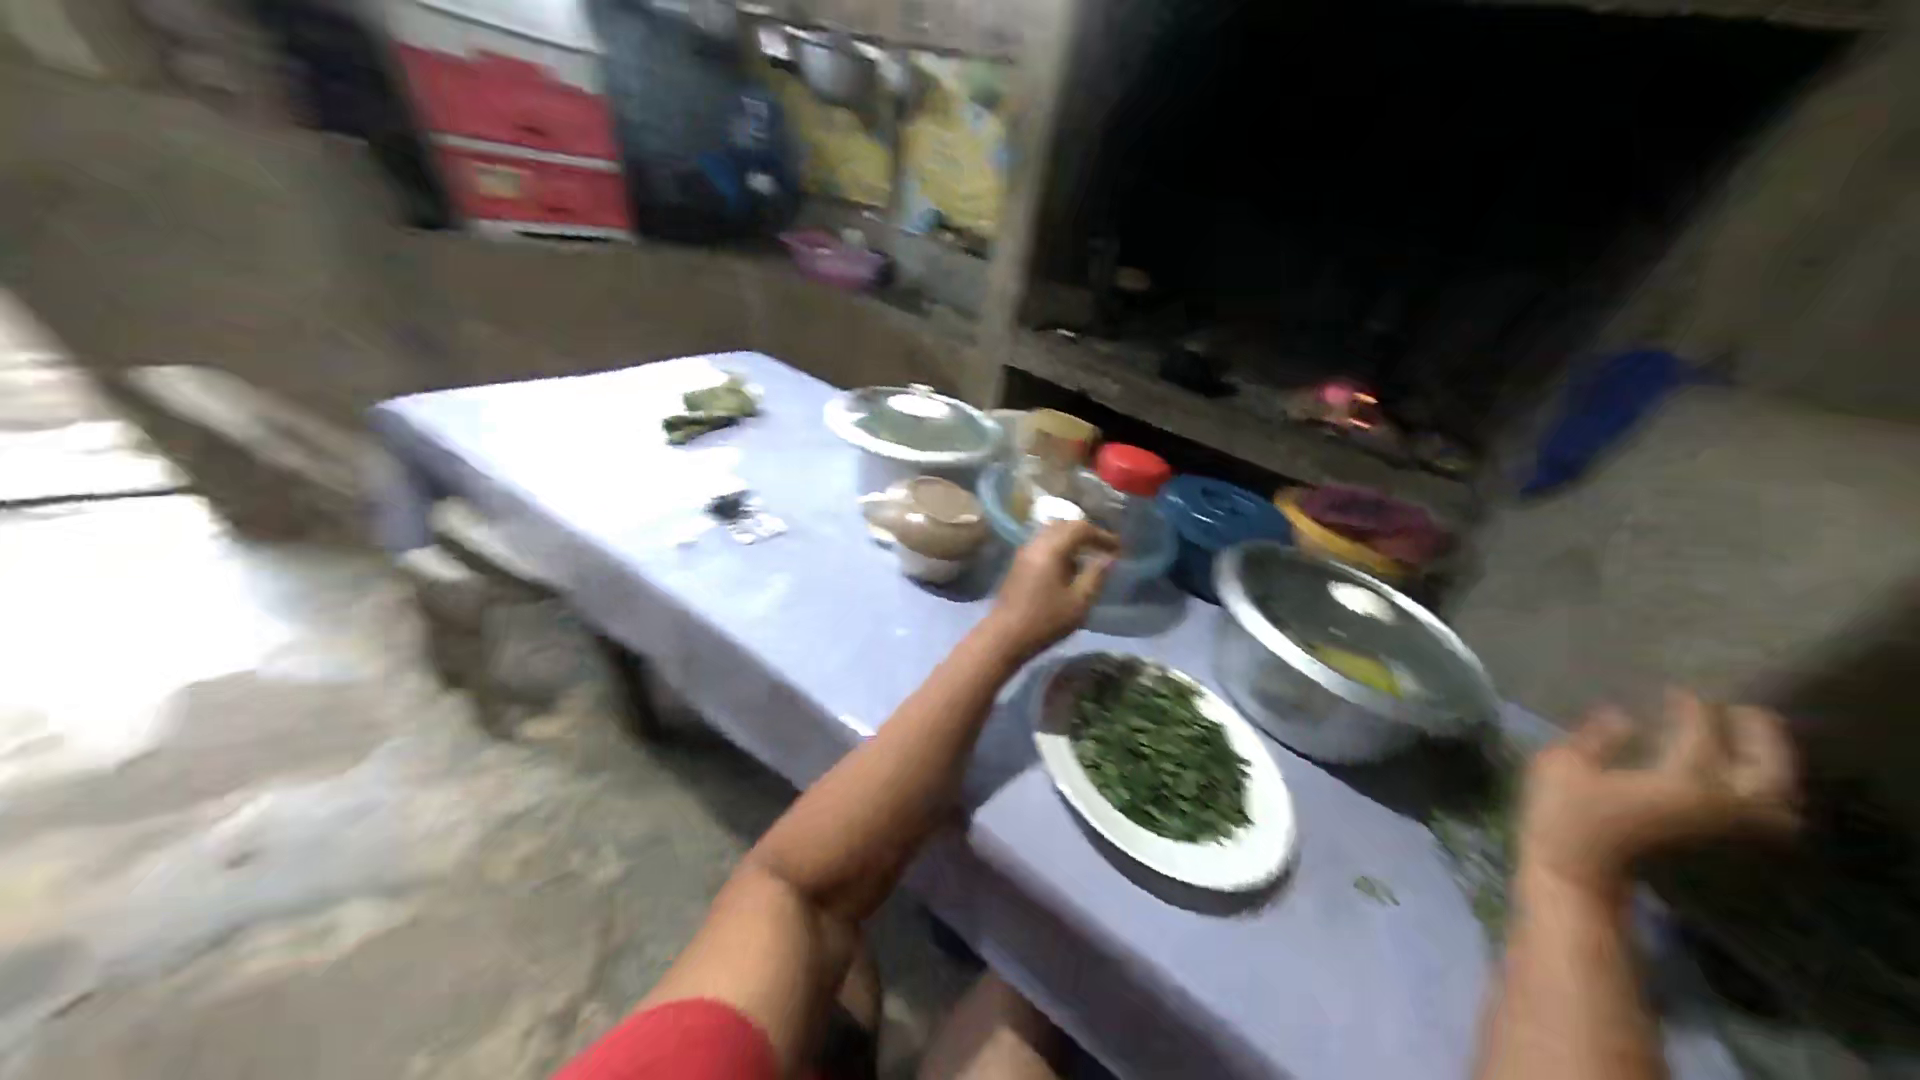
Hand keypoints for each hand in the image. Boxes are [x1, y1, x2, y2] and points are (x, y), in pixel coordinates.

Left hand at [980, 520, 1117, 661]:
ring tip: (1088, 557)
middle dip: (1086, 533)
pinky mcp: (1018, 565)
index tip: (1118, 548)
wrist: (1004, 637)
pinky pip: (1042, 545)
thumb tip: (1109, 558)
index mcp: (1051, 549)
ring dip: (1071, 540)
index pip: (1080, 528)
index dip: (1102, 535)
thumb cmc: (1045, 621)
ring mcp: (1023, 553)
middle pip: (1063, 525)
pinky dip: (1059, 548)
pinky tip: (1068, 568)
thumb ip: (1096, 576)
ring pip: (1051, 534)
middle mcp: (1035, 544)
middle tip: (1104, 548)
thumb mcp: (1079, 602)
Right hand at [1518, 689, 1798, 901]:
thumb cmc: (1563, 814)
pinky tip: (1740, 778)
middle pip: (1766, 767)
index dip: (1690, 707)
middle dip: (1760, 735)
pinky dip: (1765, 792)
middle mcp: (1719, 802)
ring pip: (1777, 795)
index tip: (1676, 690)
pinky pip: (1763, 813)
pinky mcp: (1717, 838)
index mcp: (1681, 779)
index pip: (1700, 732)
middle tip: (1742, 710)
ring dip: (1773, 765)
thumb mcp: (1562, 764)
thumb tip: (1622, 715)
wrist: (1577, 871)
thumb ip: (1597, 737)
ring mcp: (1723, 825)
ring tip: (1749, 743)